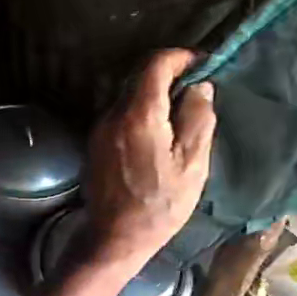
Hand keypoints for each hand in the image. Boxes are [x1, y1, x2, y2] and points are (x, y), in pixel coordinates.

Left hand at [82, 49, 214, 268]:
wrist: (115, 238)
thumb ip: (197, 118)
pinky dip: (140, 115)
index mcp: (139, 114)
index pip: (156, 64)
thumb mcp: (192, 164)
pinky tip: (156, 137)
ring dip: (154, 98)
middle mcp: (113, 114)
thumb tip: (199, 87)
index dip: (181, 57)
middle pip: (140, 78)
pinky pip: (120, 117)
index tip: (202, 64)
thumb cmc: (160, 205)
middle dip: (169, 77)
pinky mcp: (95, 145)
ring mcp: (99, 130)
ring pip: (129, 98)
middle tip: (195, 92)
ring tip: (179, 117)